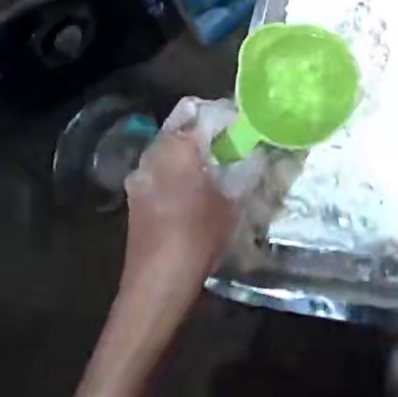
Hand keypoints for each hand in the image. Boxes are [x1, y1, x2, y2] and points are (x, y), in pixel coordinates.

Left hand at [74, 100, 246, 396]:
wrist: (156, 284)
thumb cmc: (198, 237)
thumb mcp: (233, 201)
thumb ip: (248, 167)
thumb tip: (261, 149)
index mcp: (180, 144)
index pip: (209, 112)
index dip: (231, 115)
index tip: (249, 126)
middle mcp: (156, 148)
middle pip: (184, 118)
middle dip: (209, 123)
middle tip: (233, 139)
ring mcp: (141, 169)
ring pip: (170, 140)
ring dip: (192, 142)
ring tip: (217, 162)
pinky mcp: (136, 190)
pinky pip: (161, 161)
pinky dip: (178, 162)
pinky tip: (195, 185)